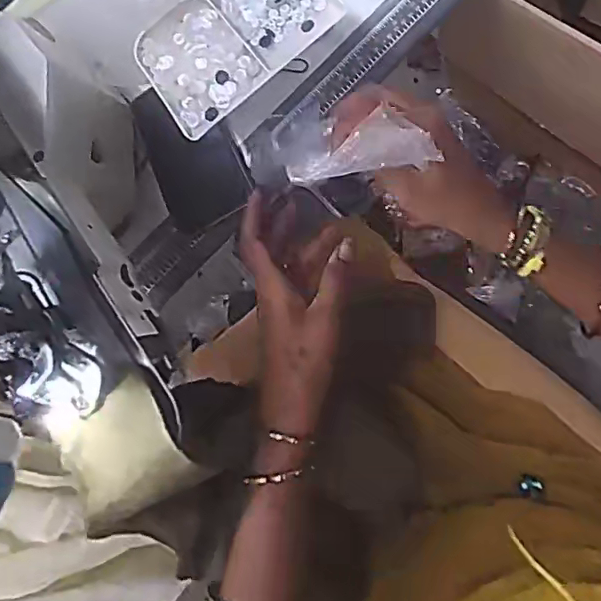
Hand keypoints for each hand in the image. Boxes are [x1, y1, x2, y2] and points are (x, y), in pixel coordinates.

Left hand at [238, 191, 352, 438]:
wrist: (291, 408)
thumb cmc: (304, 363)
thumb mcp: (325, 319)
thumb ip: (335, 280)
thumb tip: (346, 244)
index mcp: (270, 287)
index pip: (254, 244)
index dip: (255, 216)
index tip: (261, 192)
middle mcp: (271, 291)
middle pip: (269, 249)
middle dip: (278, 222)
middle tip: (292, 197)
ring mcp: (281, 304)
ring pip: (287, 264)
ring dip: (300, 242)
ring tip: (318, 219)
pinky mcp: (292, 316)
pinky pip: (298, 280)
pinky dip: (311, 265)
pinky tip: (329, 257)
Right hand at [330, 85, 514, 252]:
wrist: (484, 213)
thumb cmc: (448, 203)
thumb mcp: (407, 189)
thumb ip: (377, 164)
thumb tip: (352, 151)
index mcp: (422, 120)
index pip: (376, 100)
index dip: (349, 114)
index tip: (333, 137)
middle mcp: (426, 112)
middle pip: (381, 98)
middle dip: (353, 112)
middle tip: (334, 134)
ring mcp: (430, 121)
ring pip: (388, 108)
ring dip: (364, 118)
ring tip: (344, 139)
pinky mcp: (431, 133)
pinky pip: (397, 120)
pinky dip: (377, 127)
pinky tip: (365, 145)